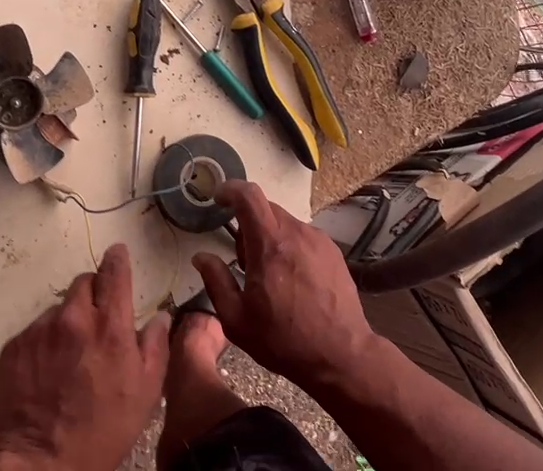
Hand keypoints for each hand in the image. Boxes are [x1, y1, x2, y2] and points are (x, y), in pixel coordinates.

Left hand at [0, 244, 170, 470]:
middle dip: (94, 294)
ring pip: (58, 309)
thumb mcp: (146, 393)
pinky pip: (34, 332)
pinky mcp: (13, 348)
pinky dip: (44, 343)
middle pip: (84, 283)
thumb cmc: (102, 432)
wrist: (41, 466)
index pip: (114, 272)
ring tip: (70, 358)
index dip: (118, 258)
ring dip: (68, 321)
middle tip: (97, 322)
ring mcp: (39, 332)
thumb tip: (159, 316)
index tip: (117, 253)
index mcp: (110, 327)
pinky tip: (47, 372)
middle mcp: (73, 319)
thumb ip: (155, 346)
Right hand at [191, 181, 379, 392]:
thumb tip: (201, 257)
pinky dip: (290, 246)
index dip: (230, 189)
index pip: (249, 196)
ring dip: (270, 237)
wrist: (341, 355)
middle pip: (265, 209)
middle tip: (244, 262)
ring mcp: (318, 240)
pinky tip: (293, 280)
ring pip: (285, 222)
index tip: (218, 197)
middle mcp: (296, 233)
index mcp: (269, 245)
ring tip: (271, 276)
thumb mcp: (237, 320)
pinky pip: (303, 235)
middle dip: (248, 225)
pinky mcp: (332, 250)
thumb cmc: (283, 340)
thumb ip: (216, 281)